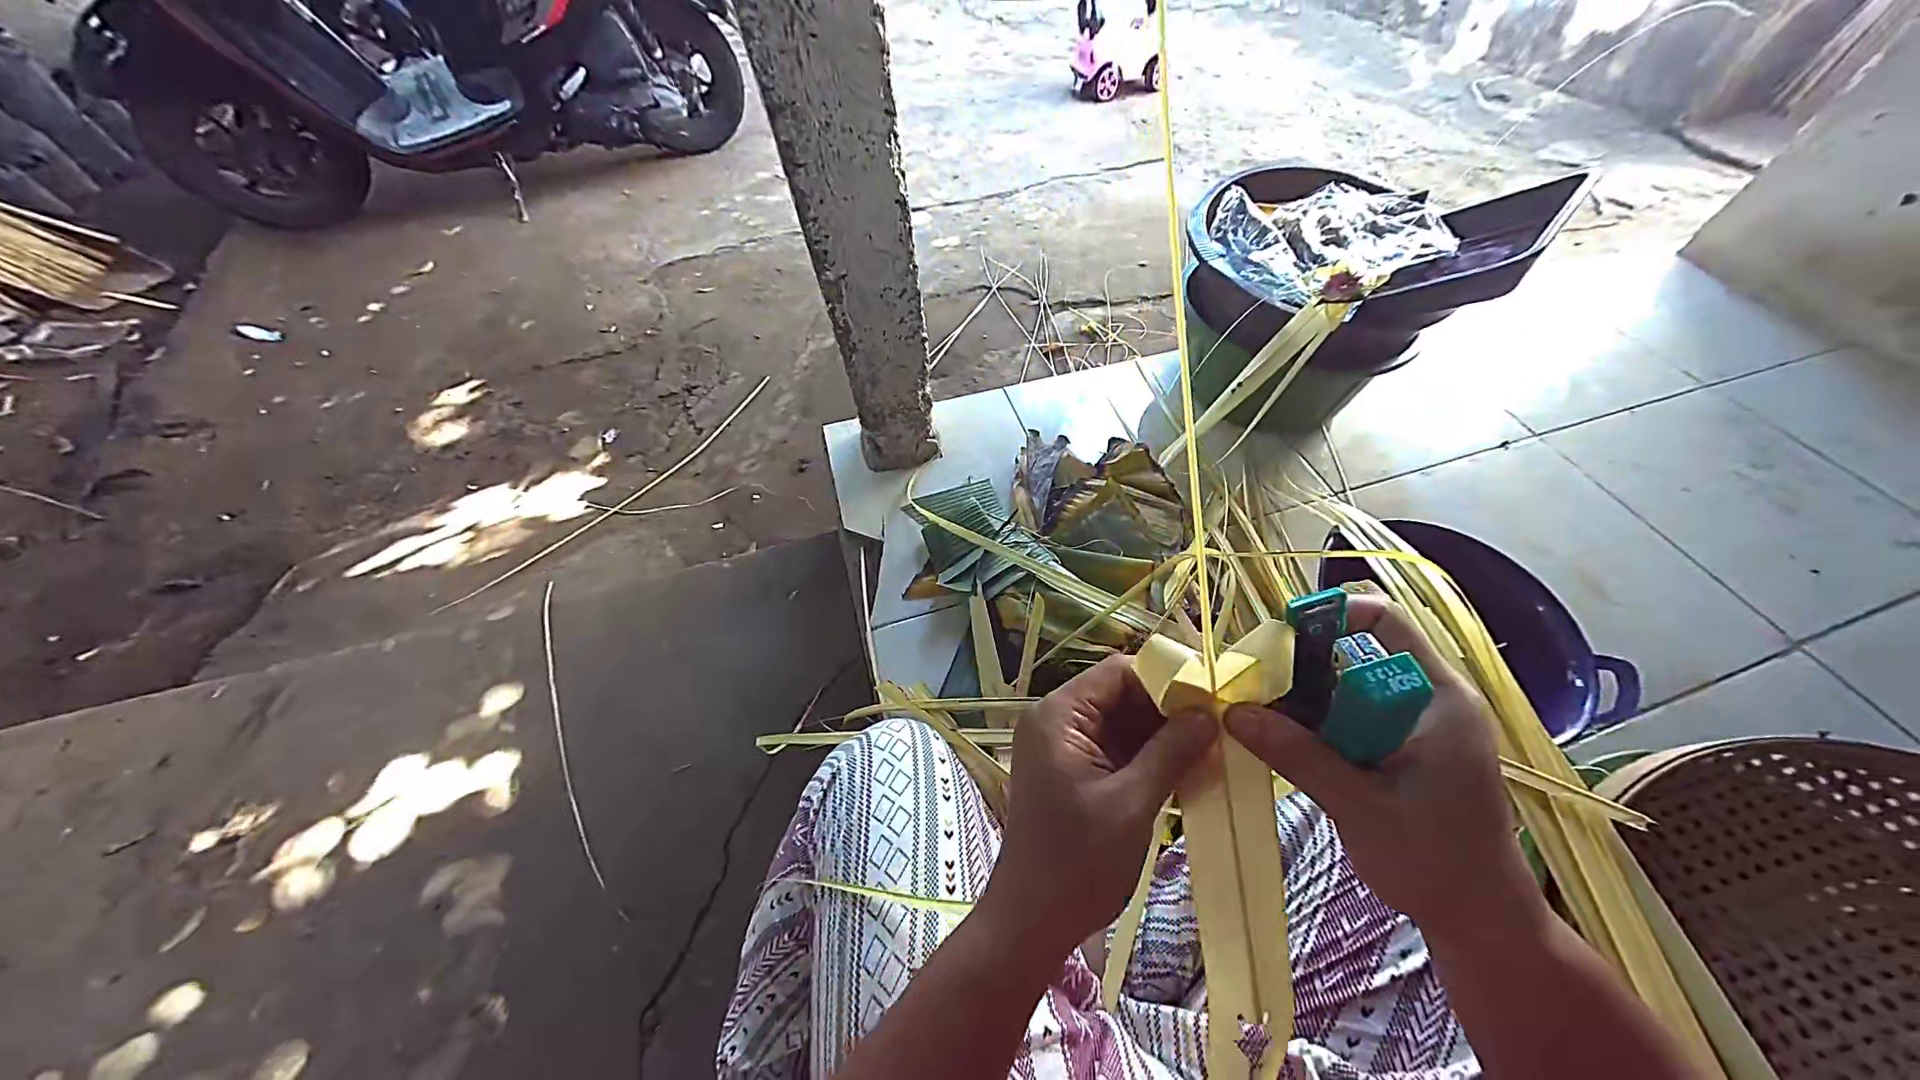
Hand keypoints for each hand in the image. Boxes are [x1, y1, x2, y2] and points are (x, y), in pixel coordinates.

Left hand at [978, 655, 1216, 957]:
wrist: (1032, 921)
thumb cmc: (1076, 863)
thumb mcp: (1131, 804)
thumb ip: (1170, 753)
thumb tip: (1209, 715)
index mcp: (1058, 716)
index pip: (1117, 673)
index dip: (1165, 680)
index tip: (1212, 698)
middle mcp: (1058, 722)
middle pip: (1121, 696)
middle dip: (1169, 711)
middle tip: (1221, 728)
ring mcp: (1065, 748)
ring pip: (1124, 724)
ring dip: (1163, 736)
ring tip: (1213, 750)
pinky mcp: (1076, 773)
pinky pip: (1118, 750)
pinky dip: (1150, 758)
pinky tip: (1188, 772)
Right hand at [1223, 595, 1544, 940]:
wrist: (1480, 921)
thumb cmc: (1437, 863)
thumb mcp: (1361, 806)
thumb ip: (1299, 756)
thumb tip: (1235, 713)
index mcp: (1438, 700)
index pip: (1387, 623)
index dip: (1334, 613)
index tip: (1282, 633)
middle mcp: (1426, 700)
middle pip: (1354, 653)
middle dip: (1300, 664)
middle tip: (1251, 683)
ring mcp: (1411, 724)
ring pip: (1343, 686)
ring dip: (1300, 698)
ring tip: (1255, 713)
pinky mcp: (1396, 747)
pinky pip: (1345, 716)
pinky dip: (1311, 723)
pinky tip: (1280, 740)